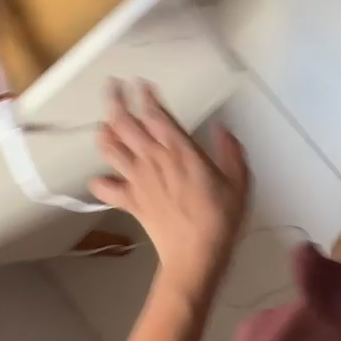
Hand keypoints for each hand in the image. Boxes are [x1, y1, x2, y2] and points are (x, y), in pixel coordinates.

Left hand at [93, 81, 249, 301]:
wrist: (195, 256)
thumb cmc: (221, 217)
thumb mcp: (239, 180)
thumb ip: (231, 151)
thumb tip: (223, 128)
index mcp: (181, 151)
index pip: (157, 116)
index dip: (147, 97)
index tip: (142, 83)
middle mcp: (154, 160)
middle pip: (127, 125)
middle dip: (116, 102)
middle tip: (113, 87)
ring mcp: (138, 181)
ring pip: (111, 149)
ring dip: (105, 132)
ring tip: (106, 121)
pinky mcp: (129, 202)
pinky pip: (106, 188)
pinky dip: (100, 181)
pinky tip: (103, 176)